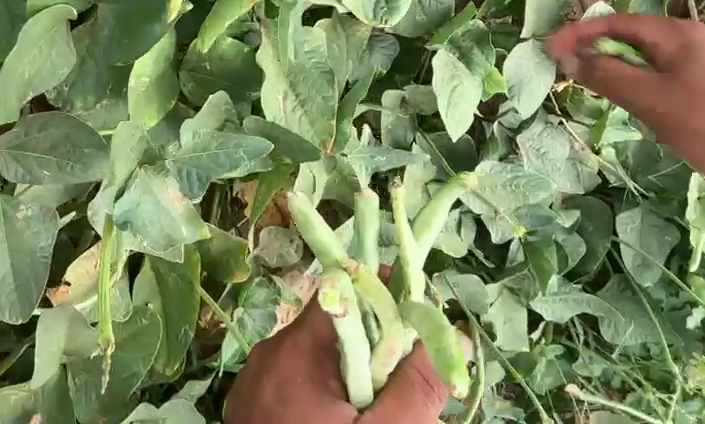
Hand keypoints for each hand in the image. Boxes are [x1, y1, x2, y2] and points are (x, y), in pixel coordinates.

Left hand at [224, 299, 446, 423]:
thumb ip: (417, 389)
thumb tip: (453, 334)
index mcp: (295, 350)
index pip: (340, 294)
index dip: (380, 296)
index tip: (415, 312)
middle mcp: (269, 357)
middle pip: (331, 330)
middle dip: (375, 348)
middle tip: (408, 379)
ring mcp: (255, 386)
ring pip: (315, 362)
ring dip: (352, 378)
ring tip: (381, 411)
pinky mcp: (251, 412)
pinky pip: (295, 387)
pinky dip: (325, 398)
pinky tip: (348, 422)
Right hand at [544, 15, 704, 201]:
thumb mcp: (652, 103)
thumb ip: (606, 75)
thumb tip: (567, 54)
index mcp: (679, 34)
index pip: (614, 23)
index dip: (577, 35)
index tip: (549, 51)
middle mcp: (702, 39)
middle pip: (638, 39)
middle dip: (605, 56)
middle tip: (580, 79)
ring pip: (662, 62)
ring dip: (633, 76)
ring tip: (622, 105)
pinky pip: (684, 78)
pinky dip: (660, 90)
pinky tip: (667, 121)